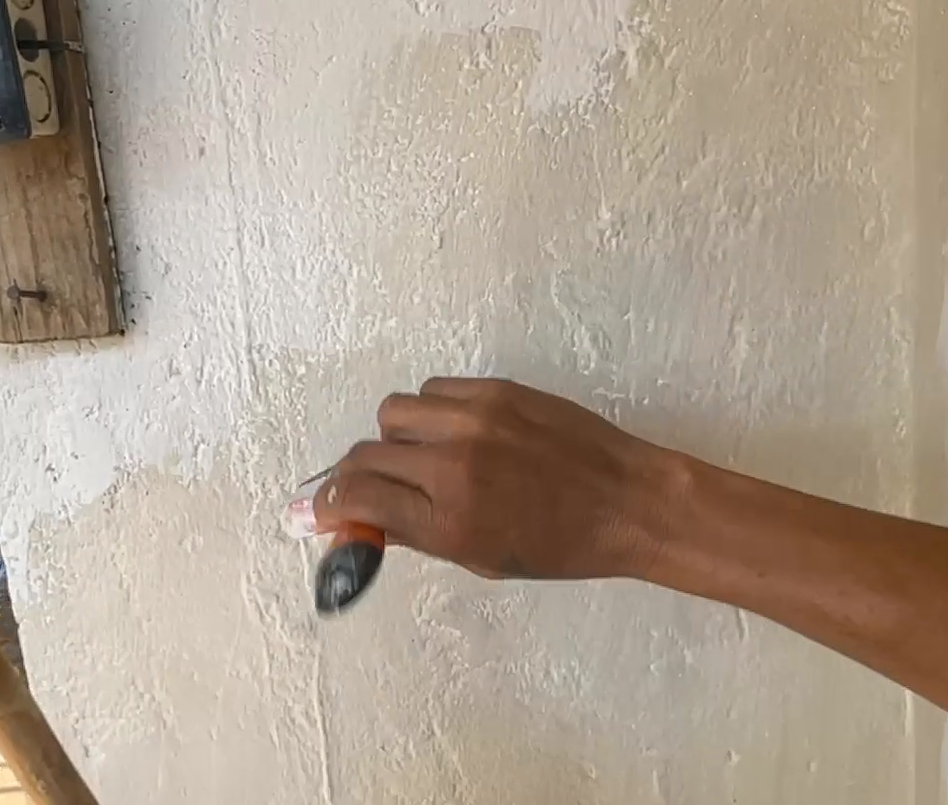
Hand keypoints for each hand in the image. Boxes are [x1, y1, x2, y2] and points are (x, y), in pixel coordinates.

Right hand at [311, 378, 688, 579]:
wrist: (627, 499)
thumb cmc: (561, 545)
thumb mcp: (480, 558)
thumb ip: (413, 534)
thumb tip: (356, 522)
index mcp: (449, 521)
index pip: (356, 498)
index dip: (327, 504)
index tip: (320, 509)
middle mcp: (453, 465)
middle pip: (364, 453)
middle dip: (358, 474)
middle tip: (374, 485)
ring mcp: (473, 420)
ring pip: (393, 412)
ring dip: (396, 438)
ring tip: (425, 455)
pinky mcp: (494, 389)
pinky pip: (433, 390)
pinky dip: (431, 413)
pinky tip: (456, 432)